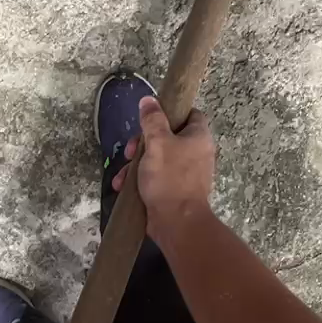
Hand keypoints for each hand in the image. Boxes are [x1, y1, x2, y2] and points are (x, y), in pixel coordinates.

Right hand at [111, 95, 215, 244]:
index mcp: (198, 137)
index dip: (170, 112)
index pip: (189, 114)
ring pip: (158, 158)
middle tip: (130, 150)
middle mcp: (196, 153)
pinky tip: (124, 186)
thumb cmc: (170, 178)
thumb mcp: (157, 143)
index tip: (151, 118)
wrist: (177, 223)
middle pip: (167, 136)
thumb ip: (152, 120)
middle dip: (143, 143)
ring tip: (123, 174)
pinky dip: (140, 180)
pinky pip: (156, 177)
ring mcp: (186, 173)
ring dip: (136, 164)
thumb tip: (149, 100)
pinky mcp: (175, 190)